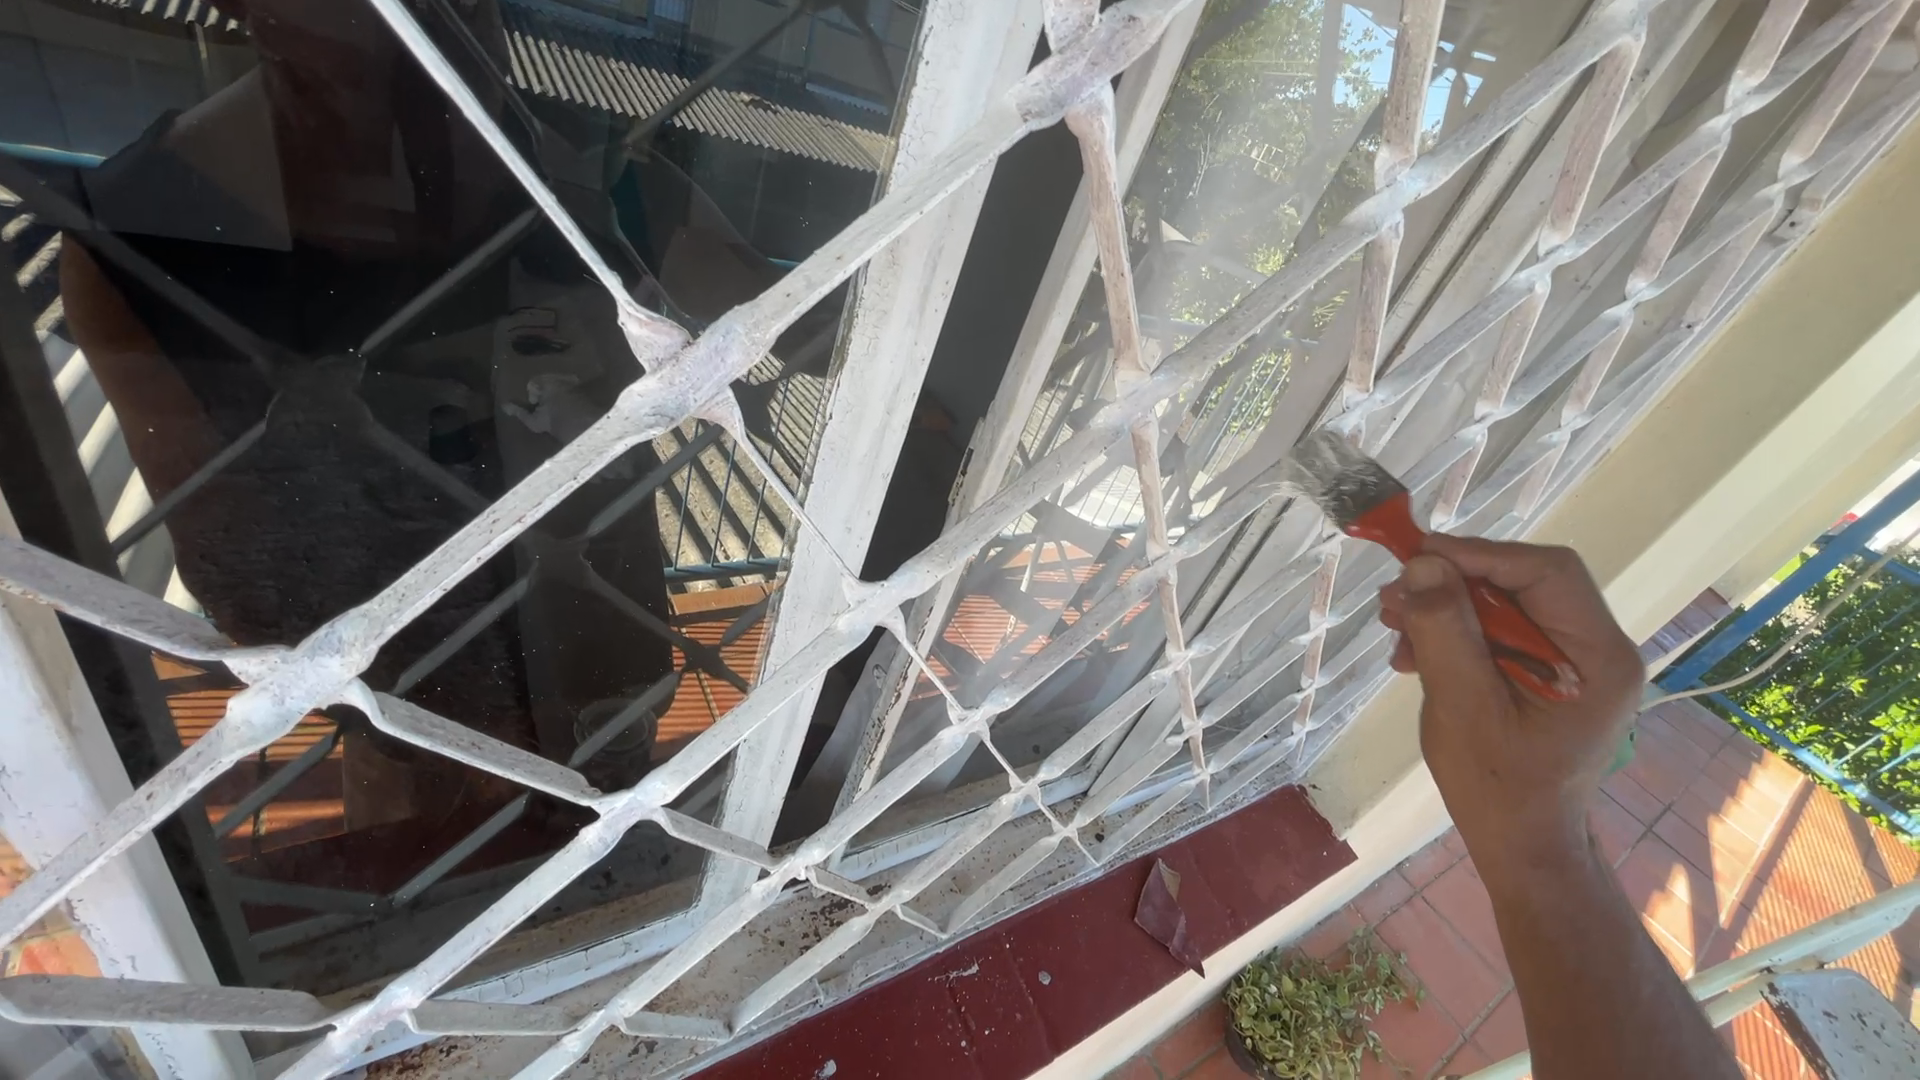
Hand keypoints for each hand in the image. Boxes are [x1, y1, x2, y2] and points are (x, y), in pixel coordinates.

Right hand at [1377, 536, 1643, 873]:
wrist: (1519, 840)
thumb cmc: (1496, 784)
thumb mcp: (1462, 706)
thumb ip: (1445, 632)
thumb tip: (1422, 565)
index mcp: (1596, 656)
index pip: (1546, 572)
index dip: (1479, 555)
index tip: (1415, 559)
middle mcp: (1594, 648)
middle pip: (1521, 582)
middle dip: (1450, 583)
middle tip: (1392, 600)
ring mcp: (1569, 660)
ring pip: (1500, 603)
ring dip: (1442, 608)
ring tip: (1393, 628)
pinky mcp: (1542, 671)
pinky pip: (1493, 630)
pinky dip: (1449, 632)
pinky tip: (1413, 655)